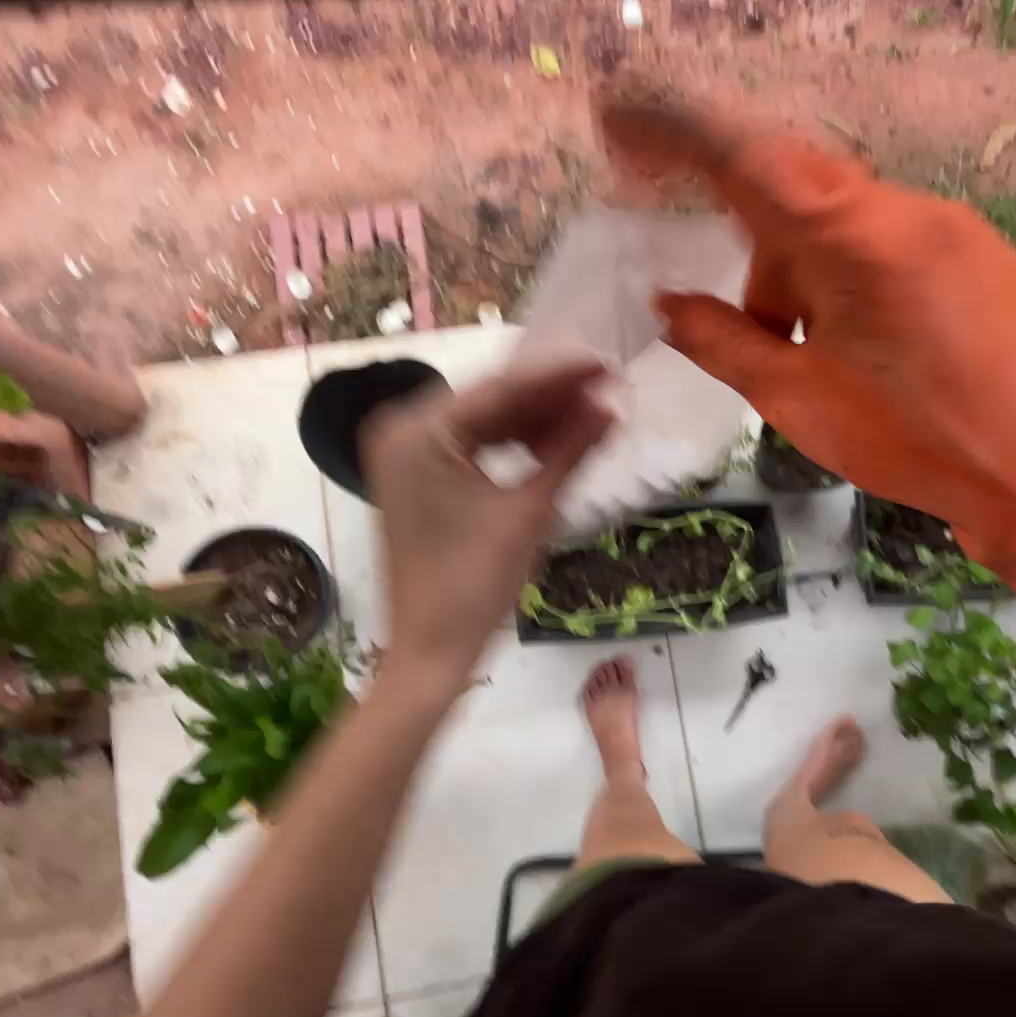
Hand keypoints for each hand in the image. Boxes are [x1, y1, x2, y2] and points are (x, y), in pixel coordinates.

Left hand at [362, 359, 613, 690]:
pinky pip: (473, 447)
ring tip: (593, 415)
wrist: (432, 653)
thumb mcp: (528, 511)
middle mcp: (402, 432)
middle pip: (490, 401)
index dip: (560, 376)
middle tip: (608, 389)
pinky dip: (513, 446)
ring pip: (484, 423)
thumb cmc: (475, 585)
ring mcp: (407, 456)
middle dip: (551, 398)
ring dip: (536, 421)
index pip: (500, 389)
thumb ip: (570, 449)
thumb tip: (613, 404)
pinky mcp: (419, 479)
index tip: (607, 363)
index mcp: (417, 433)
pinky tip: (557, 442)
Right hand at [599, 83, 1015, 552]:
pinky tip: (886, 356)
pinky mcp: (990, 258)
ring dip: (818, 285)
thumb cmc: (910, 442)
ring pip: (851, 231)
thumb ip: (723, 344)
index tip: (621, 121)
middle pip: (800, 205)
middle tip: (772, 340)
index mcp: (855, 239)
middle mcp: (911, 212)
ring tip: (835, 363)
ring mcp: (960, 231)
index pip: (745, 162)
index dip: (675, 137)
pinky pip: (900, 248)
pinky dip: (864, 287)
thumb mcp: (796, 399)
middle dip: (769, 269)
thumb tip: (669, 305)